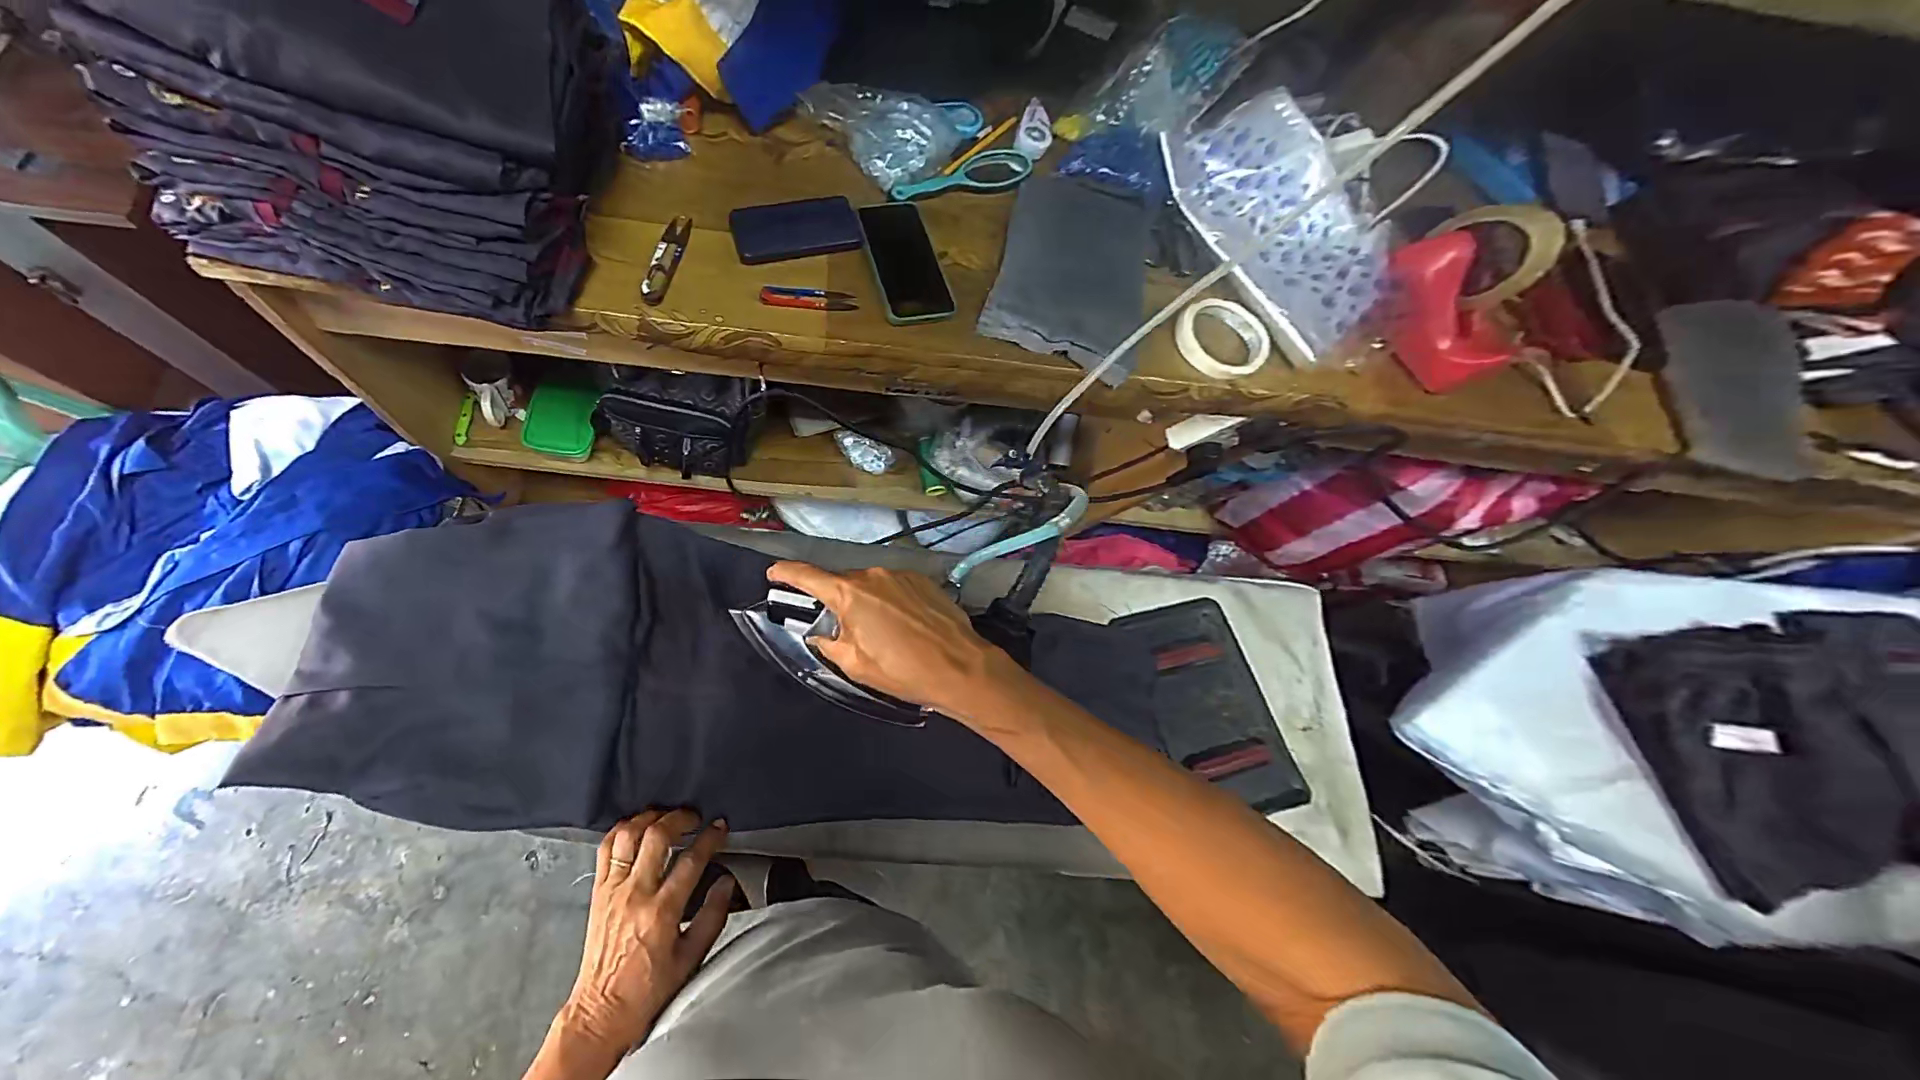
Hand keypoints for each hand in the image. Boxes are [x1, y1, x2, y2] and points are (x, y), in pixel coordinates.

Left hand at [550, 811, 733, 1062]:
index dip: (710, 837)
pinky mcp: (598, 894)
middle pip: (657, 835)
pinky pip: (605, 850)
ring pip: (627, 836)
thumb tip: (726, 884)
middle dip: (680, 817)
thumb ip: (713, 915)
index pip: (691, 859)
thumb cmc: (645, 989)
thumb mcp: (691, 957)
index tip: (719, 828)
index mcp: (662, 912)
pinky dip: (621, 831)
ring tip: (665, 815)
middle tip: (695, 817)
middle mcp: (634, 895)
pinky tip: (635, 828)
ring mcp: (612, 892)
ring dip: (649, 818)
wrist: (602, 1012)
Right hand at [766, 561, 1031, 722]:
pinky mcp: (923, 580)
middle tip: (846, 632)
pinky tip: (904, 627)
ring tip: (884, 635)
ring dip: (869, 604)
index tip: (774, 573)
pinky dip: (891, 602)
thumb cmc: (904, 670)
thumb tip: (822, 634)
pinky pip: (895, 587)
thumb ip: (829, 644)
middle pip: (843, 584)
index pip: (808, 577)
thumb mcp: (856, 665)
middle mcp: (874, 575)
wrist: (961, 667)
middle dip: (839, 604)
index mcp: (850, 594)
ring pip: (871, 586)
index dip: (787, 573)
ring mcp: (901, 575)